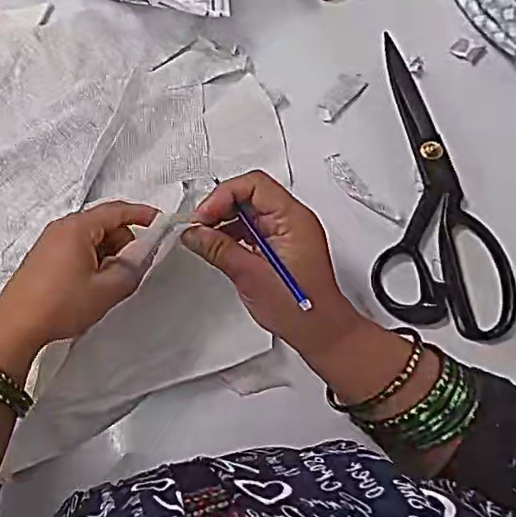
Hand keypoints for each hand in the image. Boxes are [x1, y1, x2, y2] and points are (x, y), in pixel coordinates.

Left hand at [0, 200, 158, 377]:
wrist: (16, 327)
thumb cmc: (54, 305)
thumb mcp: (106, 289)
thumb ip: (133, 268)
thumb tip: (143, 255)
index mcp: (77, 227)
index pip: (117, 210)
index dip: (142, 215)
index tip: (159, 222)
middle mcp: (61, 229)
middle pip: (105, 224)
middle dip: (125, 243)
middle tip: (135, 267)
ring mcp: (50, 243)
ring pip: (91, 239)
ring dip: (108, 256)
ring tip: (110, 285)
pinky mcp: (44, 258)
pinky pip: (77, 250)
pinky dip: (92, 262)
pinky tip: (93, 287)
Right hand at [180, 172, 412, 402]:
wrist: (320, 331)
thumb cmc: (301, 309)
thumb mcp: (251, 275)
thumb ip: (219, 249)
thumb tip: (195, 233)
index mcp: (293, 219)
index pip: (254, 185)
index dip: (223, 196)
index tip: (204, 216)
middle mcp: (293, 220)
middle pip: (250, 193)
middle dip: (221, 206)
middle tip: (200, 225)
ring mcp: (288, 232)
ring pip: (249, 210)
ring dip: (225, 220)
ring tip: (207, 238)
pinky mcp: (281, 245)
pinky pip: (253, 227)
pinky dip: (233, 233)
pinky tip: (220, 246)